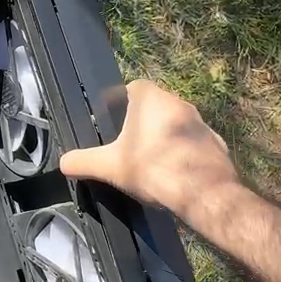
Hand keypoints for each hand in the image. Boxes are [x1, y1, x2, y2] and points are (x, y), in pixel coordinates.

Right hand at [59, 80, 239, 224]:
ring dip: (164, 136)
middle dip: (142, 121)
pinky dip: (182, 153)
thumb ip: (83, 161)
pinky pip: (193, 143)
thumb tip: (63, 163)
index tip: (113, 118)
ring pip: (176, 123)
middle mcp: (180, 104)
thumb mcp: (109, 167)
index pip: (135, 87)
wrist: (205, 194)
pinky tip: (173, 173)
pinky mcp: (217, 145)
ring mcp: (202, 124)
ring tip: (150, 160)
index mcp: (153, 100)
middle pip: (156, 105)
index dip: (122, 100)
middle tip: (128, 142)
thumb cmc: (152, 169)